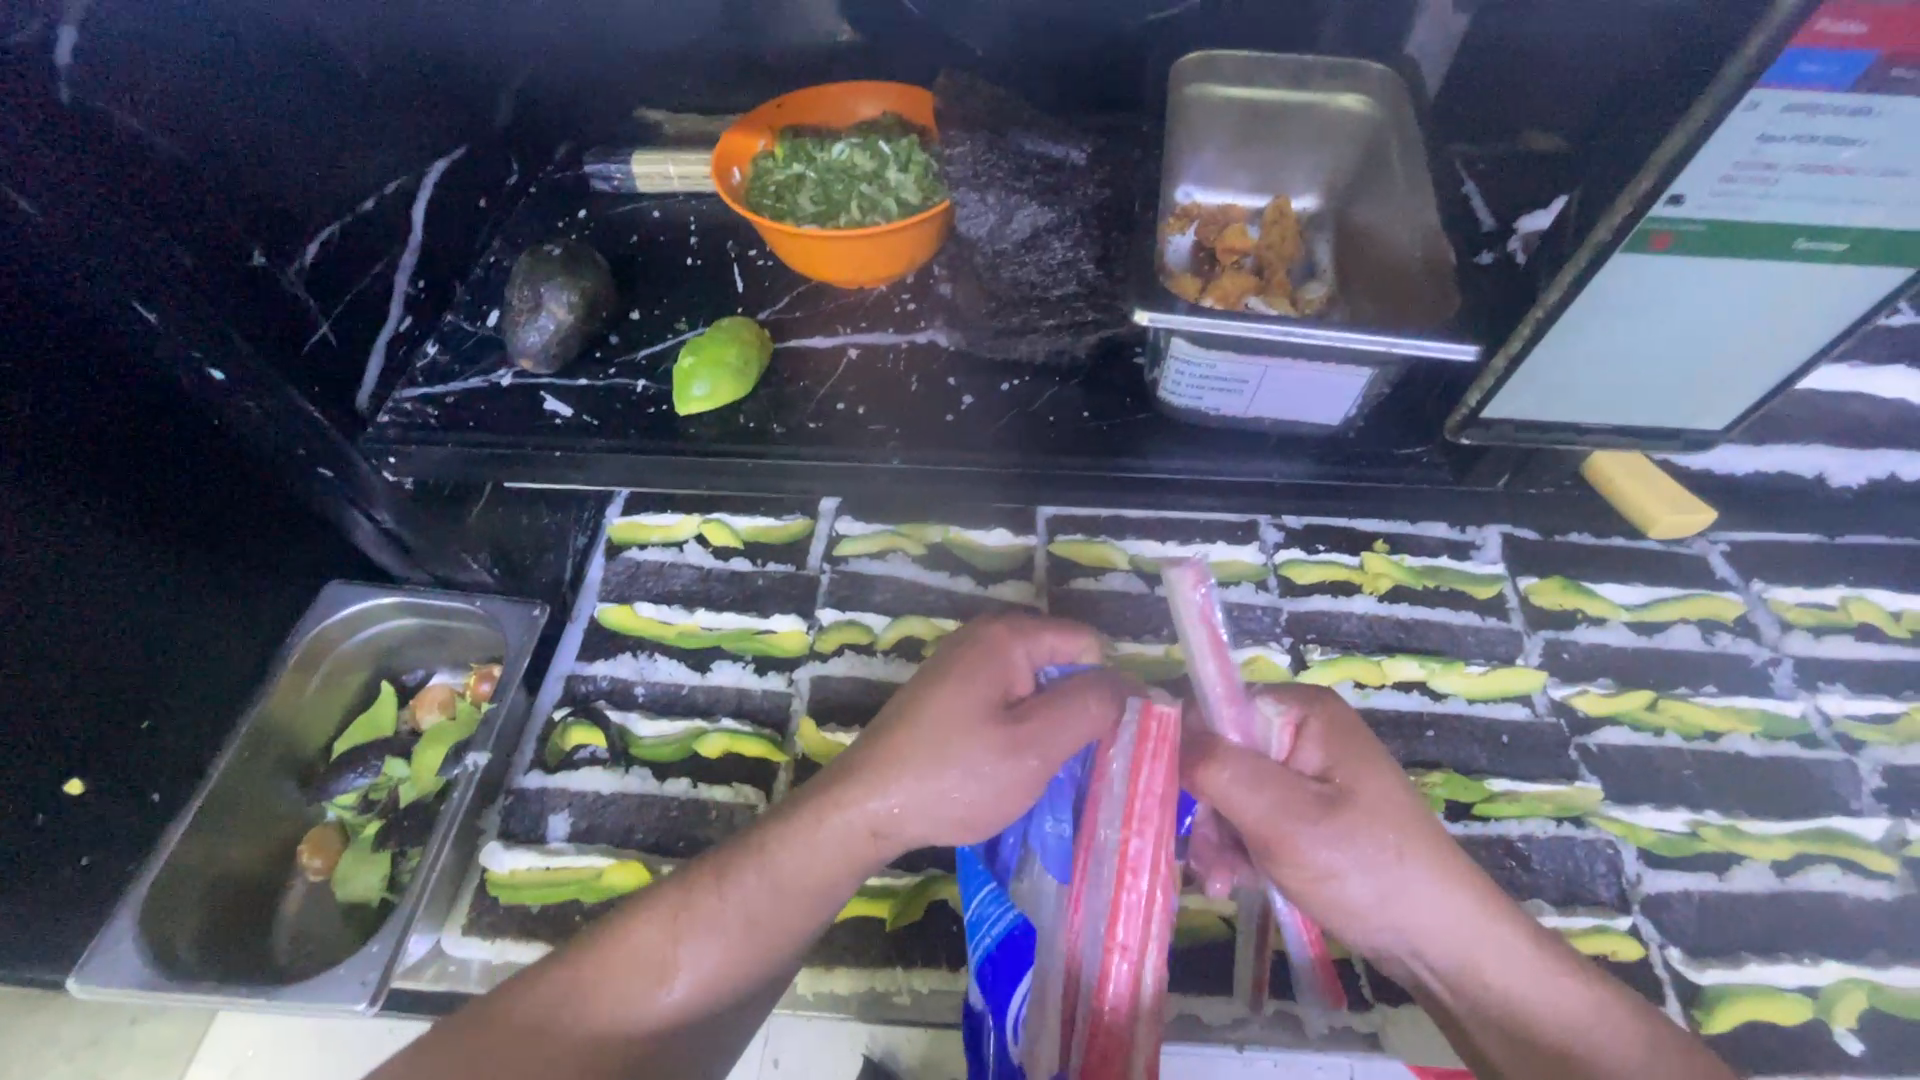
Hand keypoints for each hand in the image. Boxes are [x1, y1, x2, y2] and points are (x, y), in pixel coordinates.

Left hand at [815, 613, 1136, 860]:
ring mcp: (961, 664)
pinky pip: (1003, 700)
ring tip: (1039, 771)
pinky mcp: (947, 694)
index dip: (1105, 691)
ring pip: (1033, 686)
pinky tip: (1004, 767)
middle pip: (1060, 663)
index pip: (1089, 646)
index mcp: (1007, 636)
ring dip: (1046, 725)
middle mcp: (983, 637)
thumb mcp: (1034, 746)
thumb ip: (1090, 707)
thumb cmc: (954, 776)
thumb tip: (1133, 686)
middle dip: (1075, 709)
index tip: (1102, 743)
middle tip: (1072, 762)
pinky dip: (1015, 729)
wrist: (866, 805)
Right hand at [1181, 685, 1515, 976]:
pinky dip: (1237, 849)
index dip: (1186, 751)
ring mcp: (1304, 771)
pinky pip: (1249, 816)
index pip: (1213, 708)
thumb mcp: (1284, 818)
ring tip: (1222, 883)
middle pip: (1217, 754)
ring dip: (1217, 837)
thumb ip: (1217, 768)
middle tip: (1208, 862)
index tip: (1177, 803)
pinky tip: (1237, 882)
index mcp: (1300, 711)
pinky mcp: (1305, 809)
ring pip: (1228, 791)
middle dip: (1205, 810)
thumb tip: (1156, 728)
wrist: (1440, 944)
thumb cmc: (1367, 870)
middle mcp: (1299, 730)